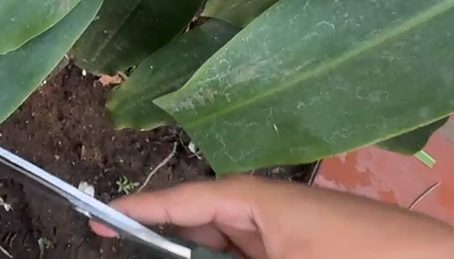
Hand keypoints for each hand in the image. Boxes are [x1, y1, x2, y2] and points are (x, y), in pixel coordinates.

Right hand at [95, 177, 453, 258]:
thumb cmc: (357, 258)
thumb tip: (184, 252)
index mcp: (252, 199)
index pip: (179, 203)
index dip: (137, 213)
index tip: (96, 219)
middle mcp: (266, 209)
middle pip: (204, 230)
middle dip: (175, 245)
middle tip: (132, 246)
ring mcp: (291, 232)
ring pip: (234, 248)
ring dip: (213, 253)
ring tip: (173, 245)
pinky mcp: (313, 248)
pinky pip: (260, 253)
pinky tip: (225, 256)